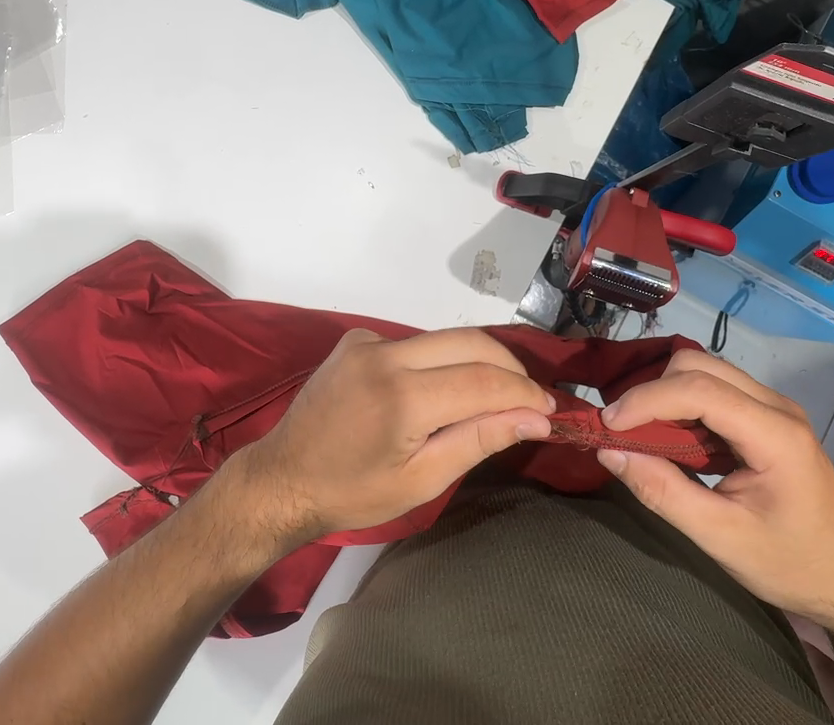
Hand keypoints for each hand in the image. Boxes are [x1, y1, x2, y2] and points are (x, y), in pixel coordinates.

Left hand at [231, 328, 555, 547]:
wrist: (283, 478)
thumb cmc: (353, 493)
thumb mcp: (422, 480)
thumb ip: (480, 440)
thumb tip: (536, 418)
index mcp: (402, 398)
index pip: (484, 380)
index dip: (524, 392)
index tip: (550, 409)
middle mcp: (385, 355)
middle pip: (470, 343)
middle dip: (509, 367)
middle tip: (530, 400)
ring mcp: (367, 341)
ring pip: (445, 338)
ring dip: (477, 362)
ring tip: (495, 397)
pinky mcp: (356, 338)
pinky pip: (415, 342)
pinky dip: (440, 361)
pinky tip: (440, 391)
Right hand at [597, 349, 833, 628]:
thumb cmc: (788, 563)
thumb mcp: (720, 537)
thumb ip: (663, 492)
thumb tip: (610, 452)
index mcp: (776, 436)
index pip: (700, 390)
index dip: (647, 399)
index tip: (608, 426)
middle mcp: (777, 406)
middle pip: (699, 366)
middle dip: (654, 391)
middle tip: (623, 431)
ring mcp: (773, 406)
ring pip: (704, 369)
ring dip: (665, 394)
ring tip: (641, 434)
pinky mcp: (765, 414)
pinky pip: (714, 387)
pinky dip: (681, 403)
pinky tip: (670, 436)